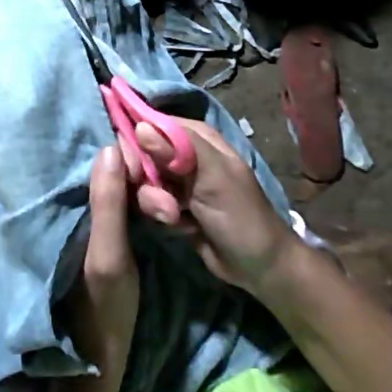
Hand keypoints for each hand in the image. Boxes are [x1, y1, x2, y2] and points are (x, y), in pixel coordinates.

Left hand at [68, 146, 139, 376]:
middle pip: (106, 172)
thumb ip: (107, 205)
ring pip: (115, 188)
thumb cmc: (105, 307)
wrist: (102, 360)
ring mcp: (92, 226)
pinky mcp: (105, 240)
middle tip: (162, 162)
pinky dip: (134, 198)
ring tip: (164, 175)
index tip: (151, 145)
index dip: (123, 151)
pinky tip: (153, 195)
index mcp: (71, 210)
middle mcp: (78, 211)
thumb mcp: (109, 254)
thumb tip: (110, 148)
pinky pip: (119, 206)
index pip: (97, 162)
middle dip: (131, 164)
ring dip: (136, 181)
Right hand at [133, 117, 300, 297]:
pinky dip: (160, 216)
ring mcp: (177, 181)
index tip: (133, 170)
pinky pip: (150, 203)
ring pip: (144, 182)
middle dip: (146, 181)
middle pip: (142, 154)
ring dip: (155, 203)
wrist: (258, 266)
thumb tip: (141, 126)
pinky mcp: (172, 206)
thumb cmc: (241, 216)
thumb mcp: (214, 178)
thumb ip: (180, 150)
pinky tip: (179, 227)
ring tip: (174, 218)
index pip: (150, 125)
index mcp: (195, 137)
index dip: (136, 143)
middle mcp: (182, 153)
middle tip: (164, 204)